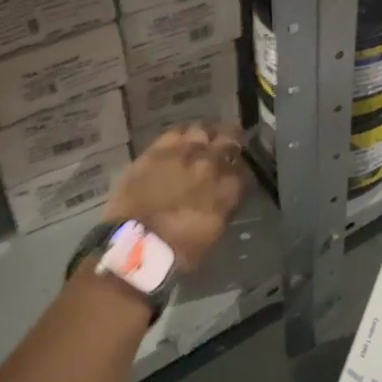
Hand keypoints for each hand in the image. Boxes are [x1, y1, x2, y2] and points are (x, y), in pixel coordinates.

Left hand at [102, 123, 247, 273]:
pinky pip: (176, 132)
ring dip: (207, 135)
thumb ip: (225, 207)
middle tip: (229, 145)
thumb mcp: (213, 233)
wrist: (136, 244)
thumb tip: (227, 194)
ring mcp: (183, 152)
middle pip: (230, 141)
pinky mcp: (158, 150)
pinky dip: (183, 134)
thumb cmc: (178, 251)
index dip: (243, 170)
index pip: (246, 171)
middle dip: (232, 143)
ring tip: (205, 139)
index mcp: (229, 189)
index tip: (239, 172)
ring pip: (203, 130)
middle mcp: (211, 164)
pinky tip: (182, 139)